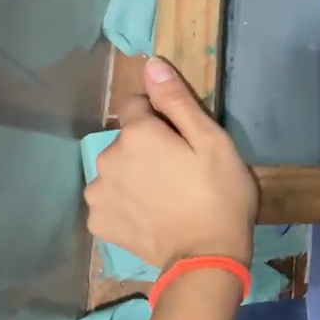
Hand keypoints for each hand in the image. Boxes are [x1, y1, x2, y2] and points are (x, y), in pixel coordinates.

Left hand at [85, 58, 258, 268]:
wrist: (206, 255)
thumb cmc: (220, 194)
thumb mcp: (213, 142)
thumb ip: (178, 102)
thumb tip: (152, 65)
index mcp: (137, 133)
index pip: (138, 104)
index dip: (164, 117)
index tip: (186, 139)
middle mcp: (107, 157)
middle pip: (126, 140)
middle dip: (148, 148)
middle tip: (182, 171)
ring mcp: (98, 192)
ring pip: (116, 170)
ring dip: (134, 175)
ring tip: (166, 196)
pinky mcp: (98, 221)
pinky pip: (110, 200)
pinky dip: (126, 203)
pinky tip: (151, 215)